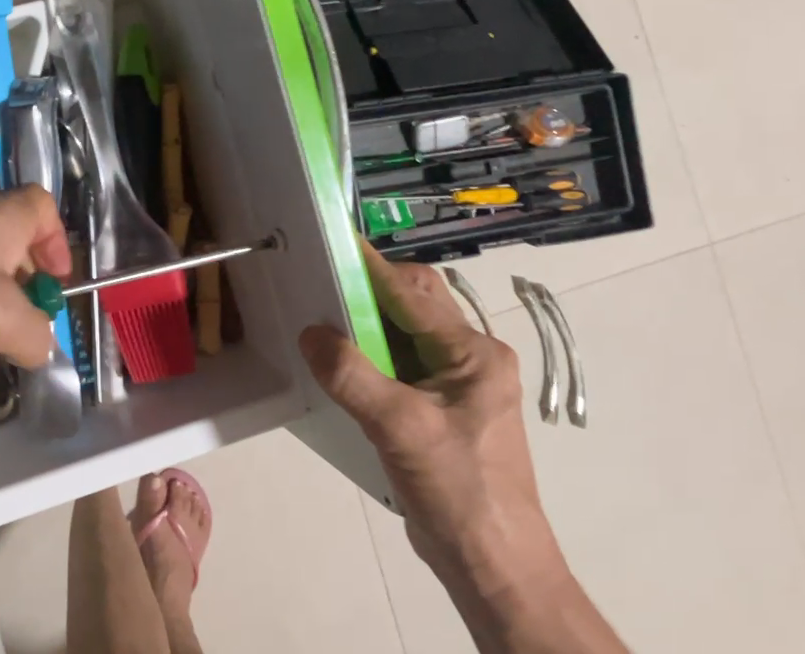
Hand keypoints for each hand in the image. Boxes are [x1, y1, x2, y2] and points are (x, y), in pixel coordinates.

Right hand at [297, 244, 568, 604]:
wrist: (493, 563)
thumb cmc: (458, 489)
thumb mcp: (399, 427)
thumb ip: (351, 375)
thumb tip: (310, 333)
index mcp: (473, 353)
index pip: (415, 293)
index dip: (371, 266)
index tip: (331, 242)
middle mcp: (469, 360)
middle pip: (412, 307)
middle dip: (365, 293)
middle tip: (317, 283)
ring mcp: (455, 387)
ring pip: (403, 337)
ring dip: (364, 327)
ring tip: (318, 317)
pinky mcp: (439, 412)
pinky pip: (399, 367)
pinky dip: (368, 358)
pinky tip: (338, 365)